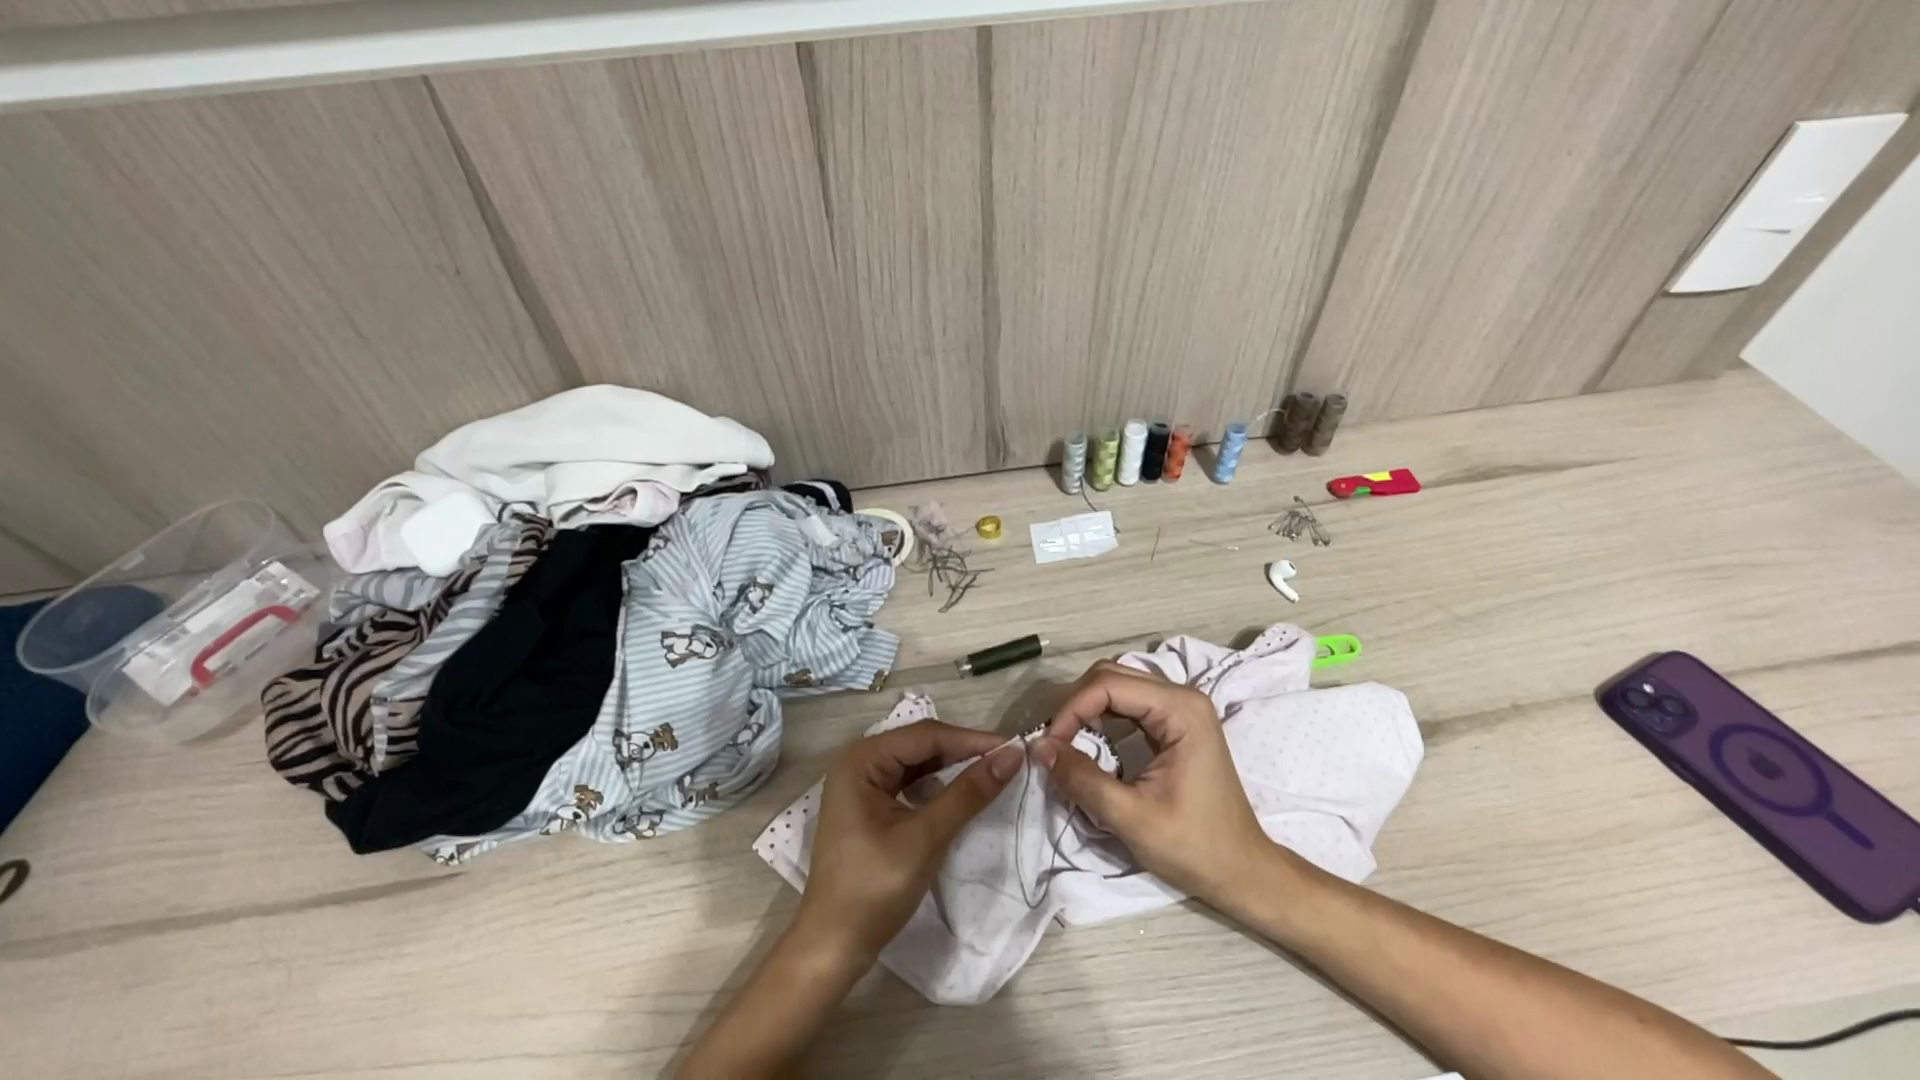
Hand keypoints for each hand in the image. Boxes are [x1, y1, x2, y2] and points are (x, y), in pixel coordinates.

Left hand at [798, 719, 1021, 960]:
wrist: (834, 945)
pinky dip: (938, 787)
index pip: (926, 736)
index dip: (971, 740)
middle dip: (964, 751)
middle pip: (921, 745)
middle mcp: (858, 764)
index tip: (1015, 748)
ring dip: (953, 768)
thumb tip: (1012, 756)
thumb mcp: (925, 837)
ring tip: (993, 773)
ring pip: (918, 764)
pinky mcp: (870, 809)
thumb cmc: (873, 888)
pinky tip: (962, 794)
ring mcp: (862, 787)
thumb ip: (968, 794)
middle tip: (1009, 761)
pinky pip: (910, 784)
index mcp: (861, 761)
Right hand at [1034, 660, 1274, 902]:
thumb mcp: (1130, 817)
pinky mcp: (1176, 724)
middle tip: (1055, 745)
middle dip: (1076, 705)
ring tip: (1067, 745)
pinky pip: (1129, 705)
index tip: (1050, 747)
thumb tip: (1039, 748)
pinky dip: (1102, 718)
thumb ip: (1083, 778)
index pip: (1109, 685)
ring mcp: (1182, 709)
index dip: (1072, 710)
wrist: (1240, 870)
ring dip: (1086, 709)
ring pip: (1118, 686)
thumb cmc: (1193, 846)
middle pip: (1112, 676)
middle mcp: (1183, 698)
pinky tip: (1090, 744)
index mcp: (1181, 710)